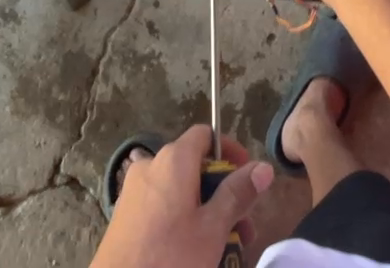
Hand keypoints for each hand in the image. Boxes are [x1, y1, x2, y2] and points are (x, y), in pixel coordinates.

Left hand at [92, 126, 272, 267]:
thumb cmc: (170, 257)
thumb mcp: (213, 228)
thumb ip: (238, 194)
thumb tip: (264, 167)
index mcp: (173, 160)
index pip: (205, 135)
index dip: (230, 150)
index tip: (248, 176)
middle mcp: (151, 166)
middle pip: (195, 167)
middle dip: (223, 194)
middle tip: (243, 227)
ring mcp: (135, 192)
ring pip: (181, 192)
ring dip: (206, 213)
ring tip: (227, 248)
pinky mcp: (126, 217)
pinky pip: (163, 208)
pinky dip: (183, 221)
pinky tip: (195, 253)